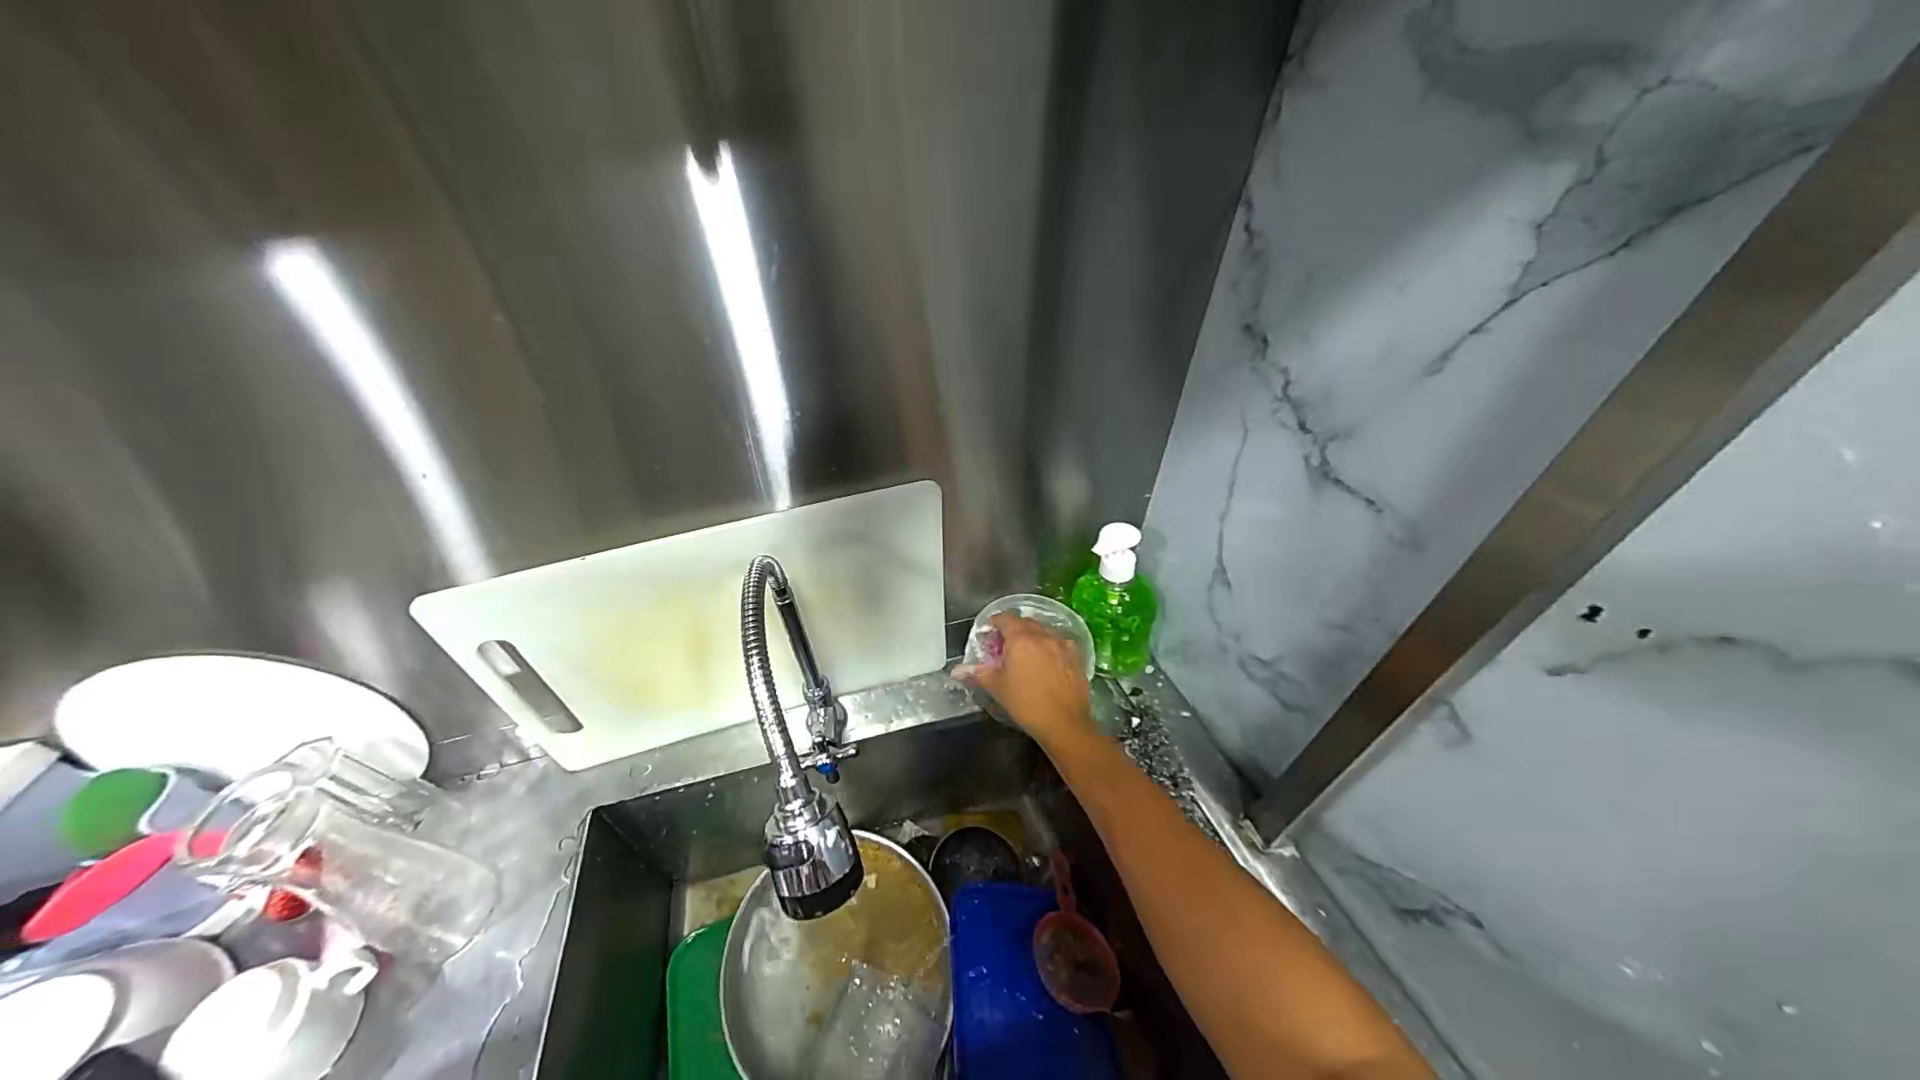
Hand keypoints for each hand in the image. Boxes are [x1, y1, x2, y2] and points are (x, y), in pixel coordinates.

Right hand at [954, 613, 1093, 749]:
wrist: (1064, 722)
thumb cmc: (1026, 703)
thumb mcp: (997, 687)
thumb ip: (978, 673)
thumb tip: (957, 671)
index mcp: (1021, 638)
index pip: (1005, 618)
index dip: (995, 623)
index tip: (989, 633)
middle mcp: (1043, 635)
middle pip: (1025, 622)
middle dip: (1014, 630)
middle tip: (1004, 646)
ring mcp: (1063, 644)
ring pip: (1044, 631)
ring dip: (1033, 637)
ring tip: (1026, 655)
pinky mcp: (1077, 656)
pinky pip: (1059, 643)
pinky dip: (1050, 647)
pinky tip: (1047, 663)